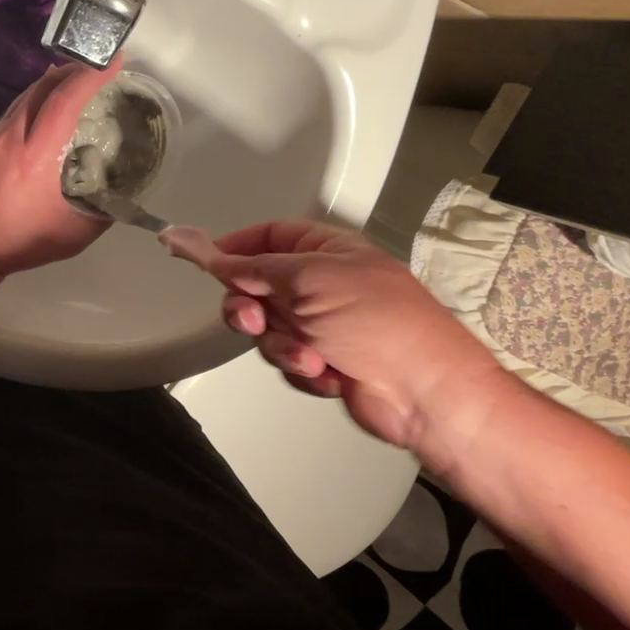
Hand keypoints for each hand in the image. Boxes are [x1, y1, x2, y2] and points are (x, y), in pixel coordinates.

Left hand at [0, 61, 120, 278]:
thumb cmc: (23, 241)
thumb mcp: (74, 232)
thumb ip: (104, 210)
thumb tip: (126, 194)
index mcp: (37, 156)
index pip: (65, 100)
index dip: (91, 76)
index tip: (114, 61)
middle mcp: (14, 138)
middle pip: (43, 88)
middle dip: (74, 70)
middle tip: (100, 65)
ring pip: (26, 95)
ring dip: (53, 81)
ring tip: (78, 78)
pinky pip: (16, 109)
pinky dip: (37, 96)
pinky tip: (49, 103)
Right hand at [198, 220, 509, 450]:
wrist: (427, 394)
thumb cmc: (376, 321)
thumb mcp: (308, 279)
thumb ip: (251, 266)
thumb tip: (206, 252)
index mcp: (326, 250)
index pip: (265, 236)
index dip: (232, 248)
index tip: (202, 263)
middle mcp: (320, 282)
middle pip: (254, 285)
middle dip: (250, 308)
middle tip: (254, 320)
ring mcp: (321, 322)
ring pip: (264, 327)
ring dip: (281, 344)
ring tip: (310, 356)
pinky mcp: (322, 359)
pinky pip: (284, 357)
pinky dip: (301, 367)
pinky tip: (329, 373)